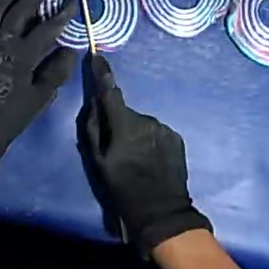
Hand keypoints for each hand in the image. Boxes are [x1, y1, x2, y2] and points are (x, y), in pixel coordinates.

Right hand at [76, 54, 210, 253]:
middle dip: (119, 123)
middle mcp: (146, 119)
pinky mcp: (176, 137)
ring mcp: (163, 127)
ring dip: (135, 134)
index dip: (102, 73)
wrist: (161, 212)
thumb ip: (93, 129)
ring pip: (141, 124)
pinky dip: (149, 141)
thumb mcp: (98, 163)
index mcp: (124, 125)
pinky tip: (150, 161)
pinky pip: (156, 132)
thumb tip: (94, 103)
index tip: (96, 55)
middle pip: (125, 113)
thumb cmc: (123, 190)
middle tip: (116, 150)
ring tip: (135, 160)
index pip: (110, 91)